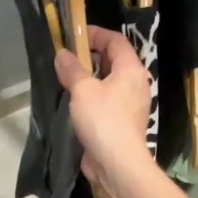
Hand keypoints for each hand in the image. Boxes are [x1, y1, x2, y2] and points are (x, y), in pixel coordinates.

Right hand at [55, 27, 153, 185]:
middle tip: (67, 58)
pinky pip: (108, 101)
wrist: (118, 163)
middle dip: (91, 56)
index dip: (96, 34)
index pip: (116, 41)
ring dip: (90, 78)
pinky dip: (93, 97)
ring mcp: (131, 105)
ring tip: (67, 79)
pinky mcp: (123, 123)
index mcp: (131, 69)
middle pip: (114, 61)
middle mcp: (135, 84)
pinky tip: (75, 103)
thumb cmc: (103, 120)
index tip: (75, 35)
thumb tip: (62, 55)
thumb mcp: (83, 90)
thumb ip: (72, 69)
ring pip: (110, 83)